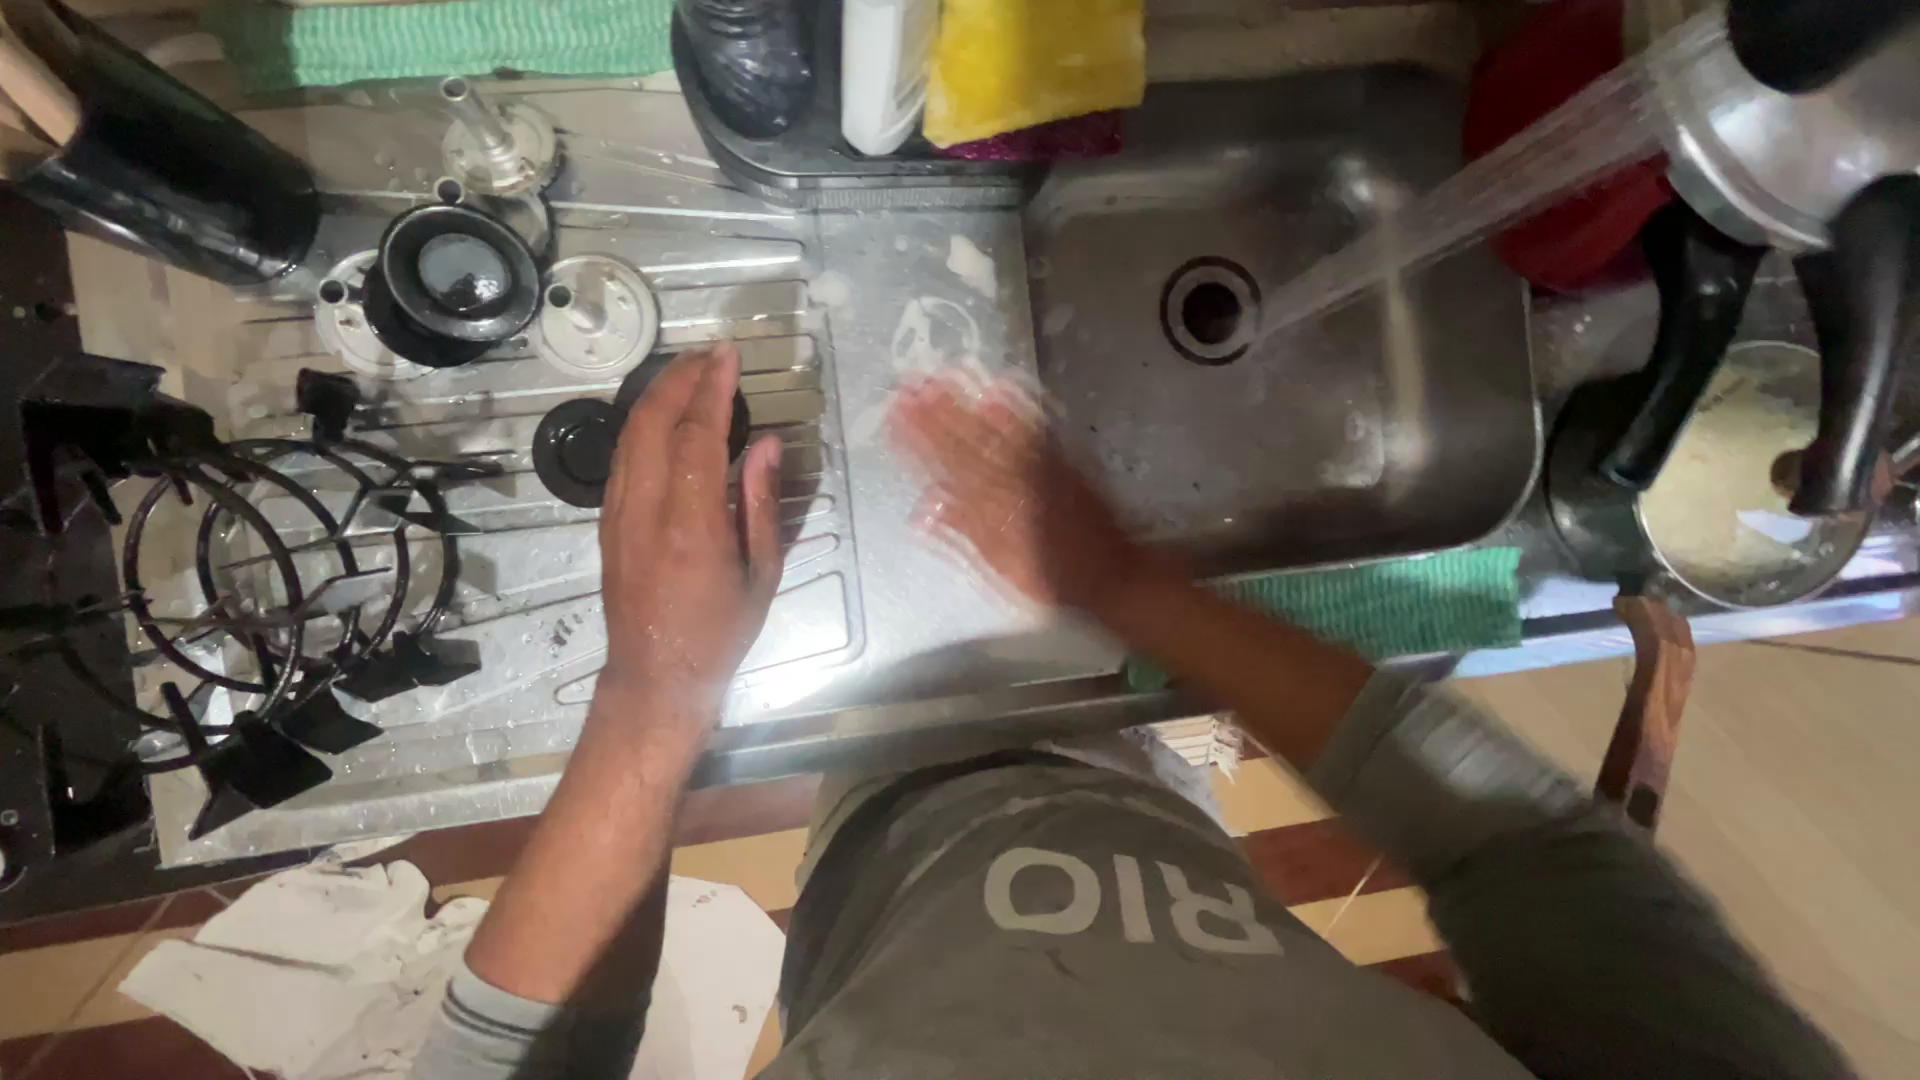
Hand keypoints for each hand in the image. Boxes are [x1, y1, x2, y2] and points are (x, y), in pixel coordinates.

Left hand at [596, 343, 783, 731]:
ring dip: (657, 395)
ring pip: (629, 434)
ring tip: (690, 374)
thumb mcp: (762, 573)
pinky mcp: (607, 522)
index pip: (698, 436)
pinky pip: (622, 457)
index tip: (728, 355)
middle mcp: (646, 510)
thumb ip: (763, 504)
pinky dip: (643, 423)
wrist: (656, 676)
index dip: (713, 389)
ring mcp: (618, 514)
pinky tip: (664, 416)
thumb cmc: (721, 631)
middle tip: (711, 355)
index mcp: (692, 525)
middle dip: (680, 378)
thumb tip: (768, 445)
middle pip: (651, 422)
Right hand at [887, 372, 1151, 611]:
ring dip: (970, 399)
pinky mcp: (1062, 459)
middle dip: (936, 410)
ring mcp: (1038, 467)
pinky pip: (1036, 428)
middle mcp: (1010, 482)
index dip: (917, 439)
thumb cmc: (1046, 577)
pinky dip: (1017, 405)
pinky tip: (1001, 384)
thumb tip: (921, 512)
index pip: (944, 467)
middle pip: (966, 440)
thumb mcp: (996, 567)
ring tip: (945, 371)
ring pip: (997, 428)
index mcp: (987, 509)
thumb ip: (958, 536)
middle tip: (911, 382)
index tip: (895, 414)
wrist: (1106, 573)